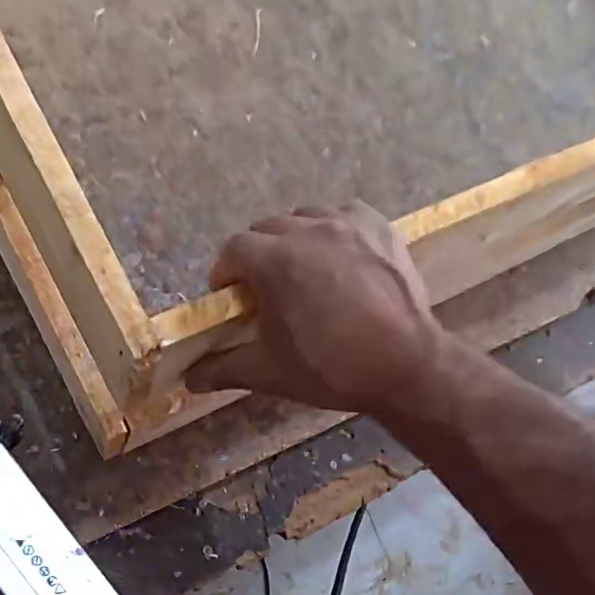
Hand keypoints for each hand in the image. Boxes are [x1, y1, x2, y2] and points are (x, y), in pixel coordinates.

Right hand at [186, 201, 452, 414]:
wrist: (404, 365)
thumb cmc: (330, 368)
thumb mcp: (269, 372)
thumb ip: (223, 369)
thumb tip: (190, 378)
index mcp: (275, 261)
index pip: (232, 250)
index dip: (225, 275)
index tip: (232, 300)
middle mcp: (308, 229)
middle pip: (265, 230)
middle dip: (257, 257)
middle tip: (267, 292)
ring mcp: (348, 224)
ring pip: (304, 218)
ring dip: (293, 241)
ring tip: (304, 275)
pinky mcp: (379, 227)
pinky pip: (342, 216)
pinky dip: (332, 232)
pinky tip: (338, 260)